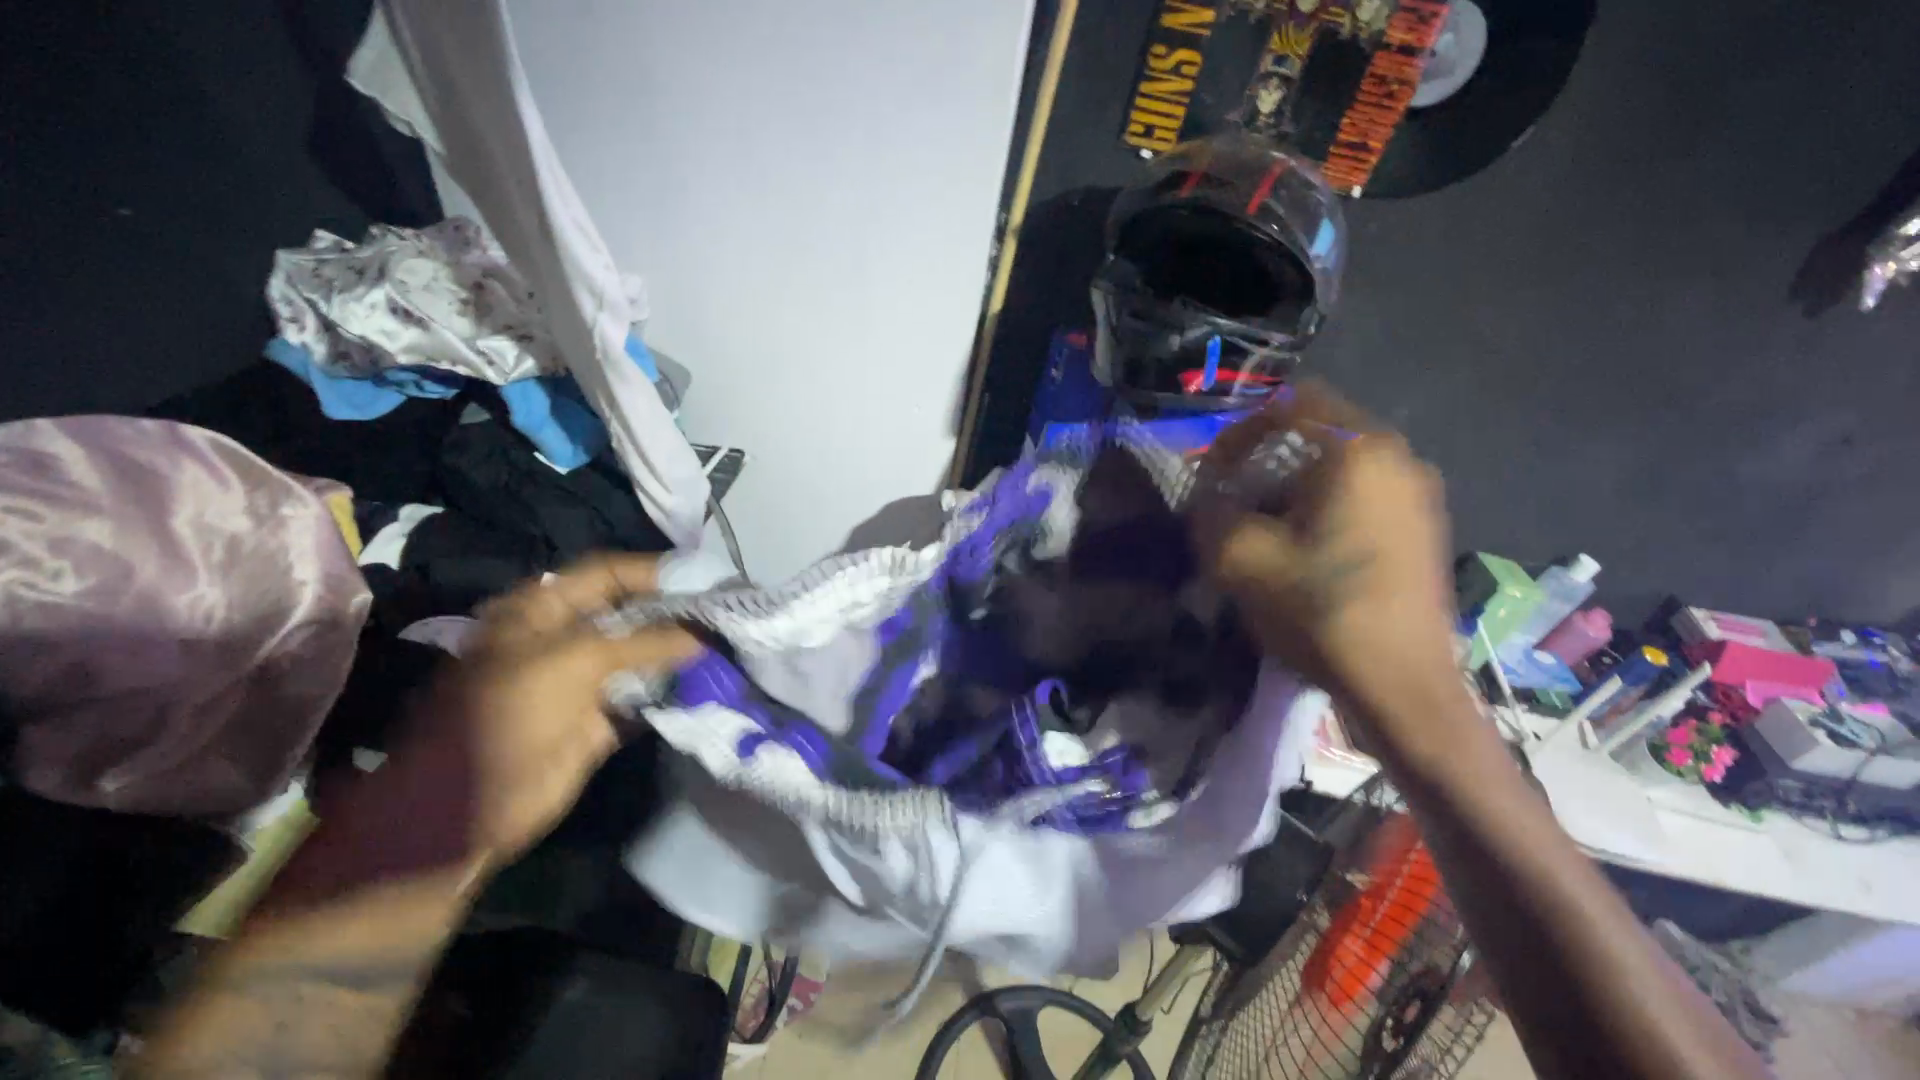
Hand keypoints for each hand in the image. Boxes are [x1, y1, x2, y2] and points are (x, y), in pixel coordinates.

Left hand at [333, 555, 701, 876]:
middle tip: (729, 612)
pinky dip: (673, 694)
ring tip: (729, 646)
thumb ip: (644, 641)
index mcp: (542, 610)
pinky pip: (643, 699)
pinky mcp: (597, 722)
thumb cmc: (510, 714)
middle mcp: (564, 639)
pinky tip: (709, 687)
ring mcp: (581, 682)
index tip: (707, 578)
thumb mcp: (575, 660)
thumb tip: (703, 635)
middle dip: (677, 613)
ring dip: (680, 654)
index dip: (655, 572)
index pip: (607, 574)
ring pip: (641, 658)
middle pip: (630, 614)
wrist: (467, 807)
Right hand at [1193, 382, 1463, 744]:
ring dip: (1296, 484)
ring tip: (1266, 528)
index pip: (1292, 403)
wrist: (1400, 685)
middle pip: (1320, 431)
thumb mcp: (1240, 559)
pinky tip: (1307, 549)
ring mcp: (1420, 493)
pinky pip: (1366, 493)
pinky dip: (1328, 504)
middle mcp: (1398, 457)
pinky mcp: (1425, 528)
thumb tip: (1209, 496)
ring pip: (1343, 465)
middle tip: (1235, 499)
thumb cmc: (1319, 610)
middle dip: (1267, 459)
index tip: (1215, 471)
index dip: (1242, 430)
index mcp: (1358, 450)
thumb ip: (1211, 511)